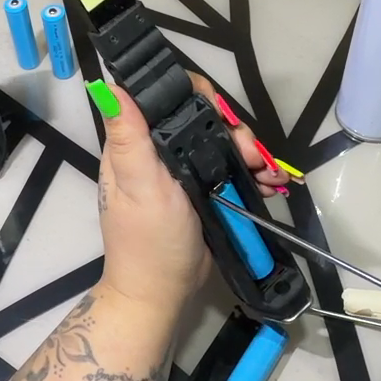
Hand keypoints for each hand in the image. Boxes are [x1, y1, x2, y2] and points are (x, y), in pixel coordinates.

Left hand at [92, 74, 284, 315]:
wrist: (164, 292)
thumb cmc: (149, 240)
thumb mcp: (140, 186)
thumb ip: (129, 139)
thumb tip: (109, 88)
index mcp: (136, 145)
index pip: (166, 101)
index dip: (195, 97)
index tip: (219, 113)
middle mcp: (158, 152)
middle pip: (201, 119)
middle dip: (232, 131)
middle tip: (250, 155)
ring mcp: (183, 172)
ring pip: (221, 143)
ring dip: (249, 153)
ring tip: (267, 174)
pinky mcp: (204, 191)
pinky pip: (231, 169)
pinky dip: (253, 173)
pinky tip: (271, 184)